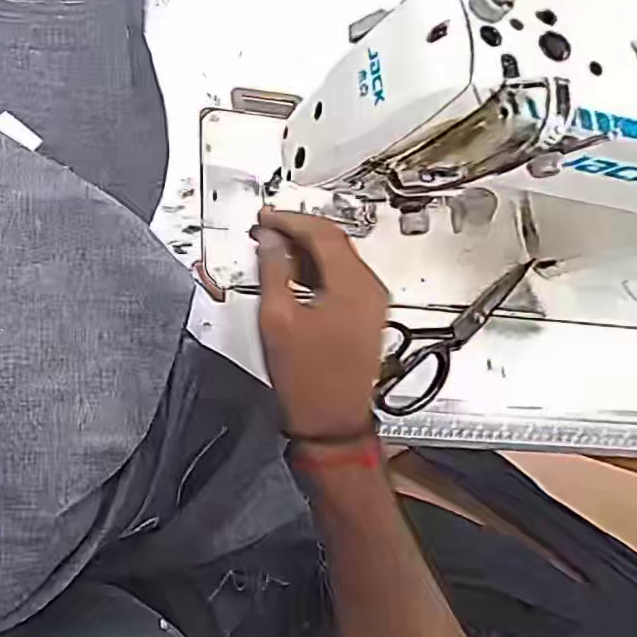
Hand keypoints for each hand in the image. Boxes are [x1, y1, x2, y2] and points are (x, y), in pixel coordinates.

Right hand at [255, 208, 389, 440]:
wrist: (330, 419)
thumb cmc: (308, 379)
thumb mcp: (277, 318)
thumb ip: (273, 271)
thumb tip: (269, 241)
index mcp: (353, 287)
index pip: (322, 233)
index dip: (289, 220)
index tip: (265, 217)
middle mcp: (370, 291)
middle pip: (334, 241)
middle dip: (296, 230)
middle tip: (265, 227)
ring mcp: (371, 303)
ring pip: (338, 258)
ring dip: (305, 248)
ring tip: (272, 246)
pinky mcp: (365, 315)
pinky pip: (341, 277)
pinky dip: (315, 268)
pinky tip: (291, 271)